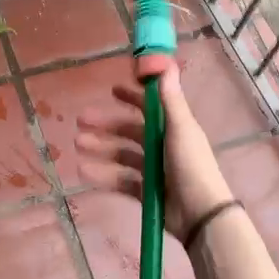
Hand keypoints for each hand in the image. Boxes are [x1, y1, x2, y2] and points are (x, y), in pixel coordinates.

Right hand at [75, 68, 233, 238]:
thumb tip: (165, 64)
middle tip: (80, 122)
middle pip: (130, 131)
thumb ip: (170, 99)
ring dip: (100, 148)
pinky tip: (84, 172)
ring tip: (78, 146)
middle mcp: (163, 145)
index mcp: (174, 127)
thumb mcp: (181, 129)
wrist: (201, 215)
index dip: (132, 97)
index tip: (111, 90)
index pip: (150, 107)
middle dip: (106, 125)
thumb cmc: (192, 166)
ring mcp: (154, 169)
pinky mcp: (146, 192)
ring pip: (122, 154)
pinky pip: (121, 180)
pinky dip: (104, 176)